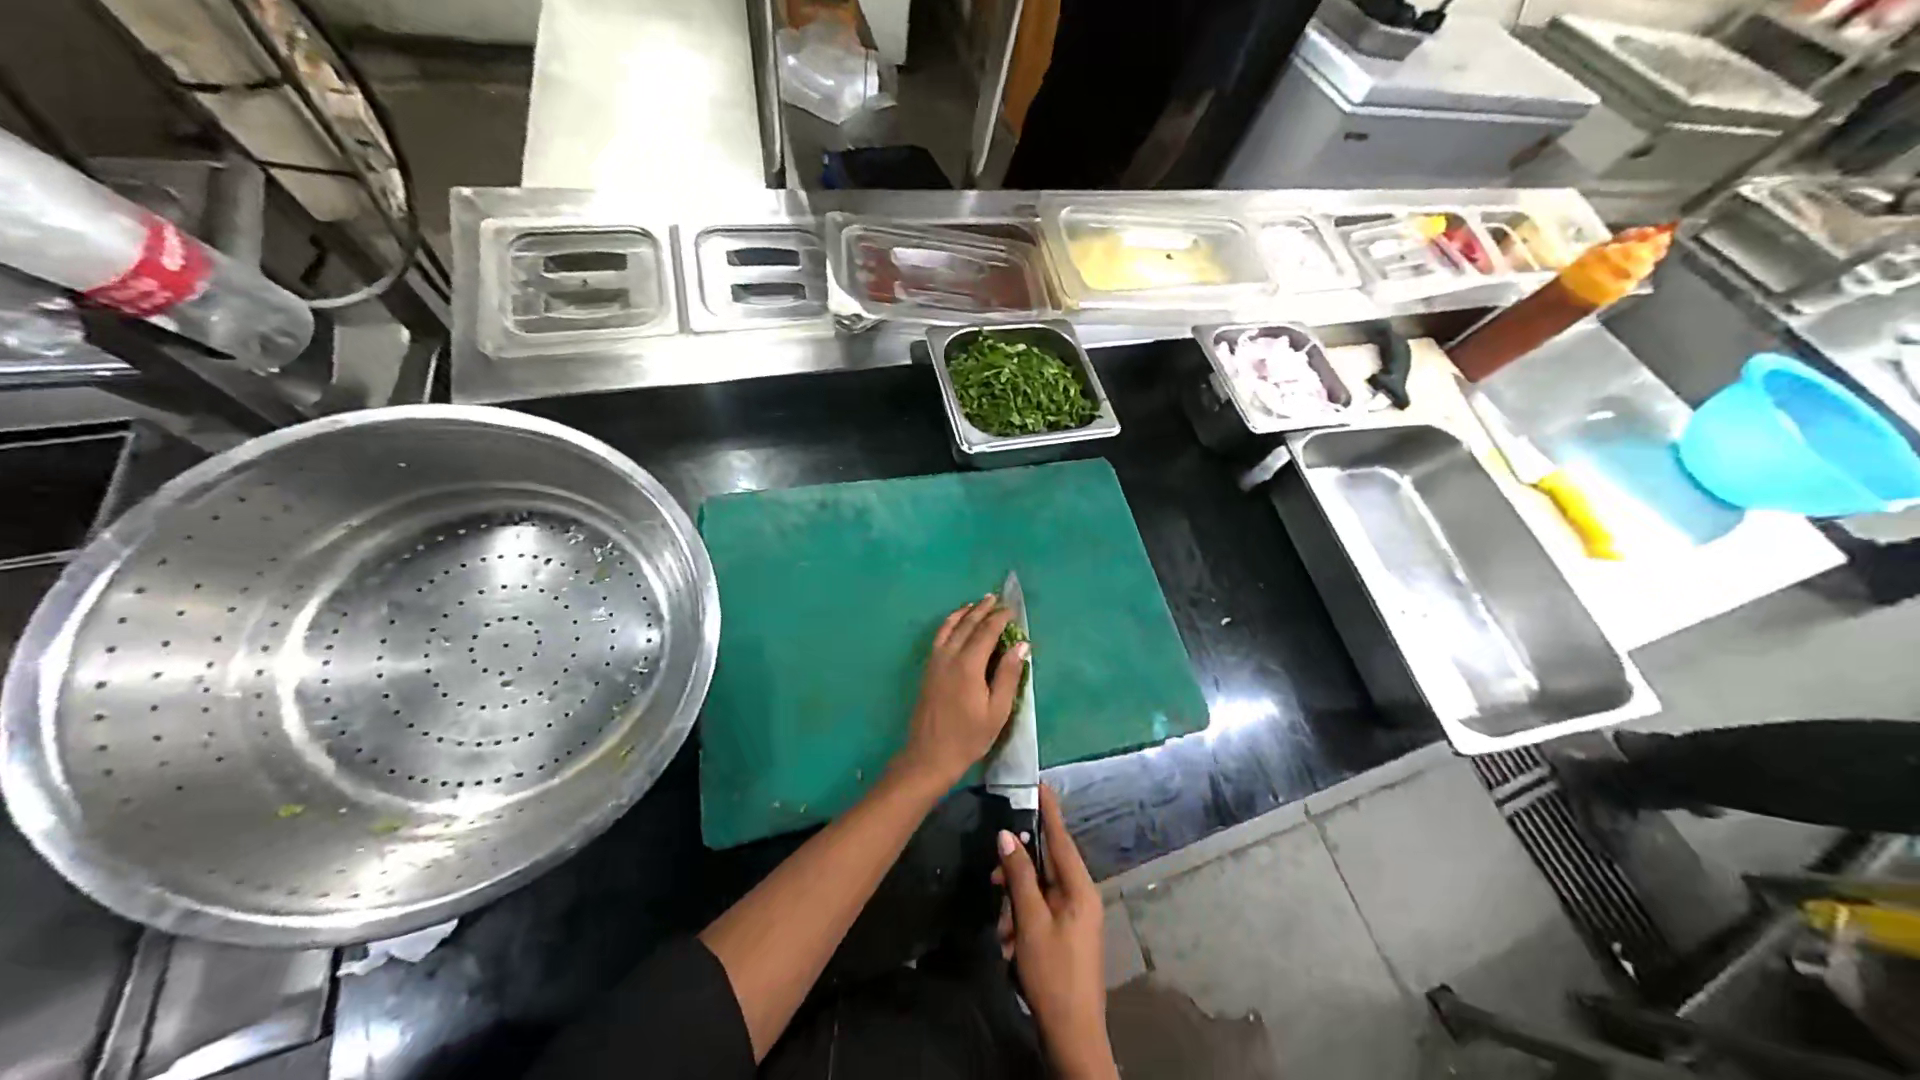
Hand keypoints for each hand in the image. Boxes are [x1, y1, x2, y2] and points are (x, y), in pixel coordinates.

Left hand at [892, 595, 1028, 790]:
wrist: (929, 755)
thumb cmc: (969, 737)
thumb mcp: (997, 710)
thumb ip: (1009, 675)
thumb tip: (1021, 645)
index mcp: (968, 665)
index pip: (986, 632)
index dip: (999, 618)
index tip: (1011, 610)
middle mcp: (949, 657)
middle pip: (966, 625)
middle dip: (982, 610)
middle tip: (996, 598)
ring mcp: (935, 662)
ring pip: (949, 627)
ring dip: (964, 613)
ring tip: (976, 604)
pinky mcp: (928, 669)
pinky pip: (939, 637)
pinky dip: (950, 624)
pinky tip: (956, 625)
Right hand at [996, 786, 1116, 1079]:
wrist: (1072, 1033)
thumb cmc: (1052, 972)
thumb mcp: (1030, 921)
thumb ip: (1019, 876)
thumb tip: (1008, 835)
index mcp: (1080, 888)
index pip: (1061, 838)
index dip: (1049, 810)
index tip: (1039, 783)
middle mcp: (1081, 896)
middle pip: (1045, 866)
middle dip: (1016, 874)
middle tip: (993, 882)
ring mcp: (1075, 916)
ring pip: (1038, 891)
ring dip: (1016, 905)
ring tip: (1005, 934)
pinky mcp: (1066, 933)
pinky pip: (1040, 911)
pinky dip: (1022, 921)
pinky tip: (1011, 946)